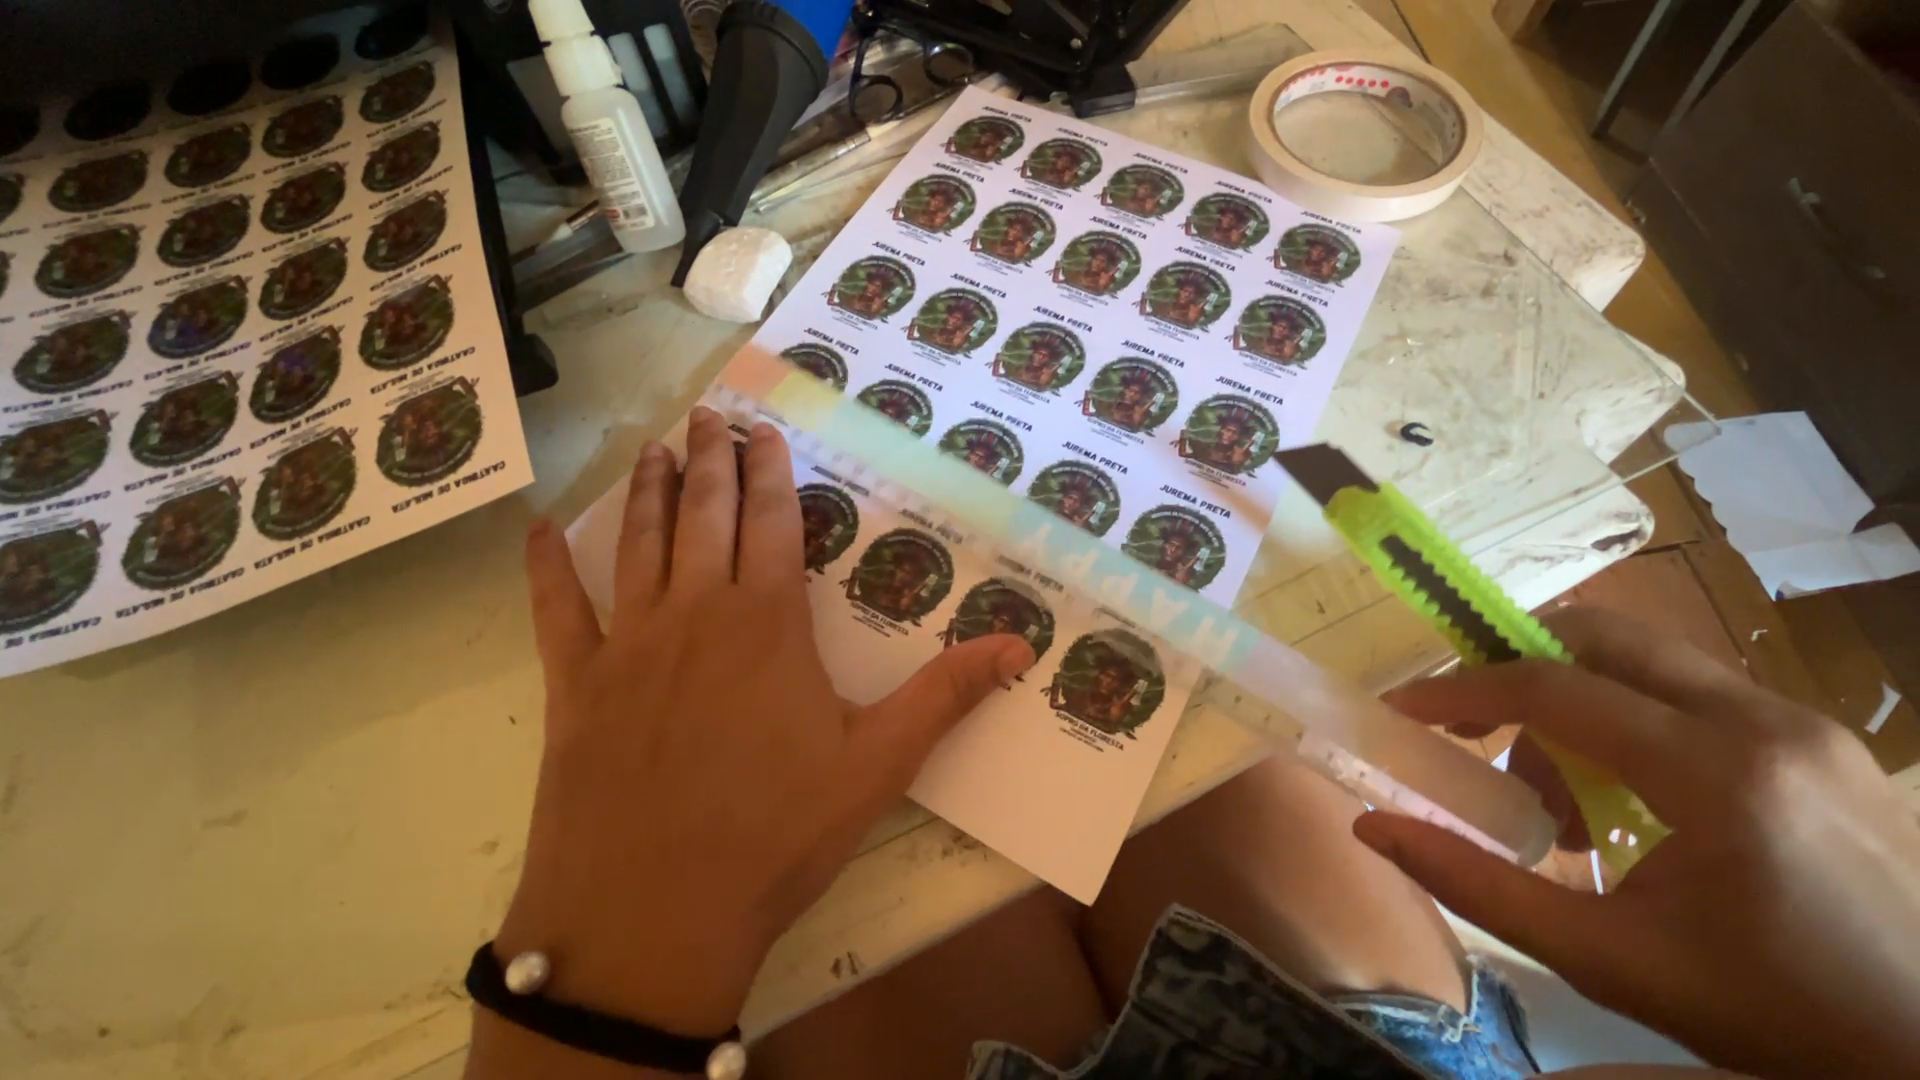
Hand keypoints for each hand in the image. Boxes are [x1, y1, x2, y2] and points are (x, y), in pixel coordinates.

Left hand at [498, 409, 1034, 1035]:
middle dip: (709, 460)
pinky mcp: (575, 685)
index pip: (771, 524)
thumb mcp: (877, 765)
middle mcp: (695, 614)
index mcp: (767, 624)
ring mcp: (628, 645)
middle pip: (704, 517)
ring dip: (649, 492)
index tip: (762, 431)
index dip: (768, 473)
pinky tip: (540, 529)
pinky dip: (547, 566)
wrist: (653, 915)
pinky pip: (556, 610)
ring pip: (638, 544)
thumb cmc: (776, 833)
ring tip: (655, 448)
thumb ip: (945, 695)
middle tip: (706, 414)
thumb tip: (1021, 645)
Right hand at [1354, 608, 1919, 1078]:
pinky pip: (1689, 694)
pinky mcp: (1821, 742)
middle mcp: (1768, 724)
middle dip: (1514, 659)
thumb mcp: (1606, 959)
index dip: (1460, 690)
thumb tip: (1371, 826)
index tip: (1404, 708)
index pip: (1552, 688)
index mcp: (1720, 774)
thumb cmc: (1772, 1011)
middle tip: (1468, 718)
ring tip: (1553, 790)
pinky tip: (1624, 796)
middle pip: (1603, 636)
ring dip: (1571, 697)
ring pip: (1645, 662)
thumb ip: (1477, 886)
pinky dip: (1625, 718)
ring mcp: (1806, 726)